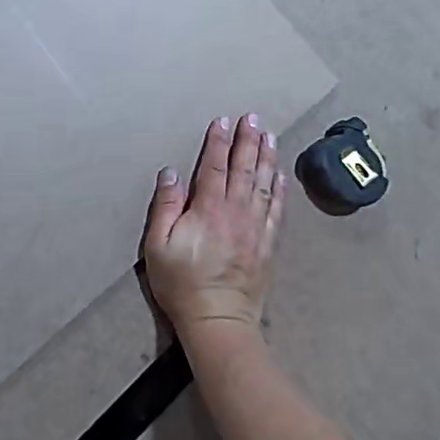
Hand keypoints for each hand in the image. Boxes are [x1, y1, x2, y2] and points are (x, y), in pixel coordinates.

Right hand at [142, 114, 285, 331]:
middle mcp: (236, 213)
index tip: (222, 120)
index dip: (217, 142)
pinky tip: (281, 175)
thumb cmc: (182, 284)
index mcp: (208, 210)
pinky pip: (276, 209)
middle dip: (247, 141)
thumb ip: (165, 206)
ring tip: (269, 135)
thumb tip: (171, 173)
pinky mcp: (267, 245)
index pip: (213, 167)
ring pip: (264, 184)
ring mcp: (256, 228)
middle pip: (243, 169)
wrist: (219, 321)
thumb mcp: (158, 246)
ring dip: (266, 157)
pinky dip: (280, 189)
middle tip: (253, 118)